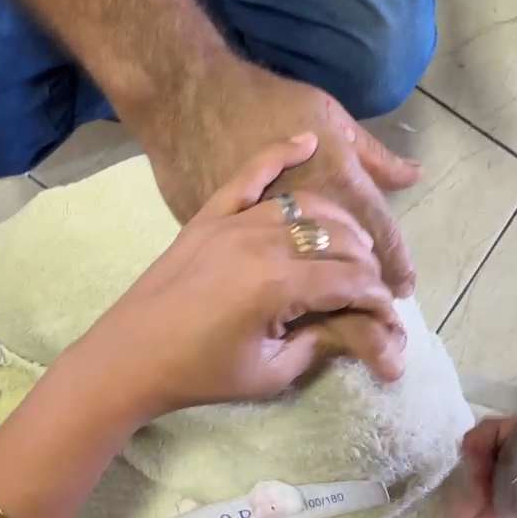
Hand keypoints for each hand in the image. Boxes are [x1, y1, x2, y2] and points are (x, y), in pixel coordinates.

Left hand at [79, 134, 408, 420]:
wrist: (127, 358)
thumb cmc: (200, 374)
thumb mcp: (270, 372)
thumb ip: (321, 344)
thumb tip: (361, 329)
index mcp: (278, 284)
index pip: (351, 279)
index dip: (378, 299)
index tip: (389, 316)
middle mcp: (262, 240)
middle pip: (337, 238)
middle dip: (367, 264)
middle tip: (371, 290)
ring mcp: (234, 221)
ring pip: (306, 207)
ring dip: (339, 223)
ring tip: (354, 247)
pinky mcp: (210, 215)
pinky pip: (251, 174)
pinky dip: (281, 155)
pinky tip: (308, 143)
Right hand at [134, 60, 422, 297]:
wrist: (187, 96)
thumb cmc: (264, 99)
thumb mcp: (329, 117)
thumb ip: (373, 156)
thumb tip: (415, 176)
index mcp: (336, 185)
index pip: (382, 240)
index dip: (397, 269)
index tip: (403, 288)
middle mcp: (302, 219)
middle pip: (347, 266)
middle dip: (363, 282)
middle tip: (368, 290)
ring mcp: (256, 240)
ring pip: (304, 280)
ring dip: (324, 291)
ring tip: (333, 293)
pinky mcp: (222, 250)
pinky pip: (255, 272)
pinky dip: (274, 280)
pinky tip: (284, 289)